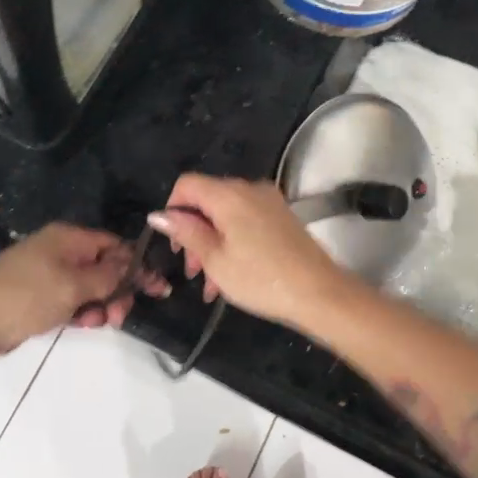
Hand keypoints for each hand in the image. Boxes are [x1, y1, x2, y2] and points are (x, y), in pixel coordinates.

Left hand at [0, 225, 166, 353]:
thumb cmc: (24, 296)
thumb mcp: (73, 285)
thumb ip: (108, 276)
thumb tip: (134, 264)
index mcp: (69, 238)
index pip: (115, 244)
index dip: (137, 265)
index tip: (157, 290)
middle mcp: (61, 251)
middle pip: (105, 267)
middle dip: (119, 290)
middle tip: (120, 315)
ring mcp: (49, 275)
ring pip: (90, 287)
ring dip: (101, 305)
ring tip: (99, 323)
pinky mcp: (40, 298)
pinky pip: (73, 301)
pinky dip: (82, 312)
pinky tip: (84, 325)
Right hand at [146, 174, 358, 328]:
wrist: (319, 293)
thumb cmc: (261, 278)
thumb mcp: (215, 260)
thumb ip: (186, 232)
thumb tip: (159, 215)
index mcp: (229, 194)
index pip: (187, 184)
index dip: (172, 210)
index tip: (174, 243)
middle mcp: (250, 189)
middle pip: (208, 200)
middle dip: (193, 233)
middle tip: (191, 270)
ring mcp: (270, 202)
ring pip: (227, 216)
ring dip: (213, 244)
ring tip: (210, 284)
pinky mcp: (282, 217)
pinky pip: (247, 222)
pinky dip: (233, 243)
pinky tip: (231, 276)